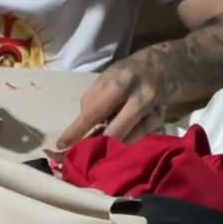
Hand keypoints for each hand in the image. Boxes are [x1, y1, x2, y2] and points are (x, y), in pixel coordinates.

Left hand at [57, 56, 171, 147]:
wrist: (161, 68)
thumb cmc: (126, 76)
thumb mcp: (106, 78)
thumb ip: (92, 102)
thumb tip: (80, 130)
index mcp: (121, 83)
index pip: (94, 113)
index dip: (76, 131)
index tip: (61, 145)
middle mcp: (140, 98)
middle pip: (112, 135)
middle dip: (94, 147)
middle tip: (80, 155)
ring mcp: (153, 113)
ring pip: (126, 143)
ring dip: (109, 150)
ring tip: (99, 151)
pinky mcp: (160, 126)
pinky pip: (137, 144)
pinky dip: (124, 149)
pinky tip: (117, 148)